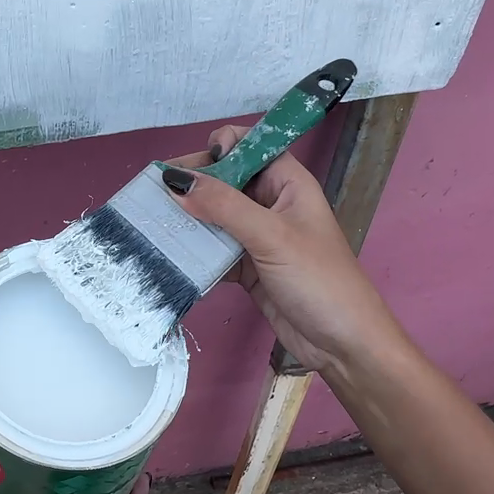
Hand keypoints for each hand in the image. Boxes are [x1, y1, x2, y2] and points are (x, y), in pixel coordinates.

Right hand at [162, 125, 405, 373]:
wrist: (344, 347)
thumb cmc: (319, 280)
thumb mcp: (271, 236)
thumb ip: (223, 205)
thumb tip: (174, 180)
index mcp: (287, 182)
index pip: (249, 145)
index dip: (219, 147)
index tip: (189, 168)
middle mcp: (270, 203)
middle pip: (224, 179)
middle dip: (192, 183)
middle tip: (153, 192)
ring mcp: (257, 236)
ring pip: (214, 215)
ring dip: (187, 216)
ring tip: (149, 219)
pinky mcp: (246, 266)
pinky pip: (213, 248)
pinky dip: (193, 249)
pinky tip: (167, 251)